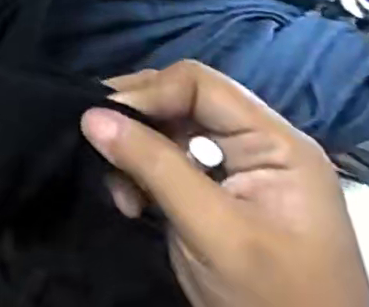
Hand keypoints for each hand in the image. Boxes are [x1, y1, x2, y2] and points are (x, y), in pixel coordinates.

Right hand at [80, 61, 368, 306]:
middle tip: (98, 140)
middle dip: (140, 121)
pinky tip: (130, 201)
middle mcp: (261, 146)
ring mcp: (244, 175)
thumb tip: (92, 115)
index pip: (201, 85)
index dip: (150, 92)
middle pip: (187, 102)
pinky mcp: (226, 202)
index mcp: (276, 141)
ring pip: (177, 133)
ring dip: (139, 152)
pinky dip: (148, 177)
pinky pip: (178, 166)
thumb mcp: (214, 234)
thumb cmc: (275, 303)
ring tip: (117, 186)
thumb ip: (155, 167)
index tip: (103, 115)